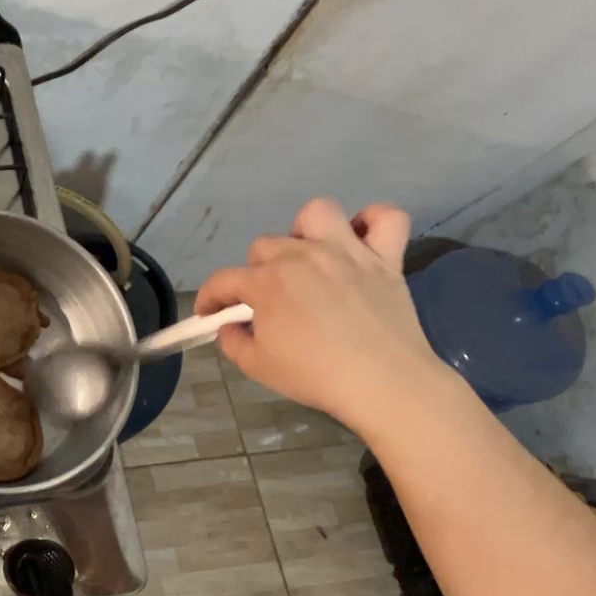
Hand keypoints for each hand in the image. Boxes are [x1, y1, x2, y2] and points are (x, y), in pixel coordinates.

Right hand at [195, 198, 448, 433]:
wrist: (383, 383)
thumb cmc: (315, 375)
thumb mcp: (256, 366)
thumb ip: (233, 341)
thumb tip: (230, 325)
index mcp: (267, 282)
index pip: (223, 281)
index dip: (210, 298)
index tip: (210, 315)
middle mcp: (302, 255)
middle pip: (265, 245)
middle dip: (257, 271)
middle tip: (268, 299)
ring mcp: (346, 252)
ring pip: (317, 212)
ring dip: (306, 232)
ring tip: (309, 259)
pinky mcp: (385, 259)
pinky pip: (386, 217)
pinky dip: (373, 223)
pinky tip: (361, 244)